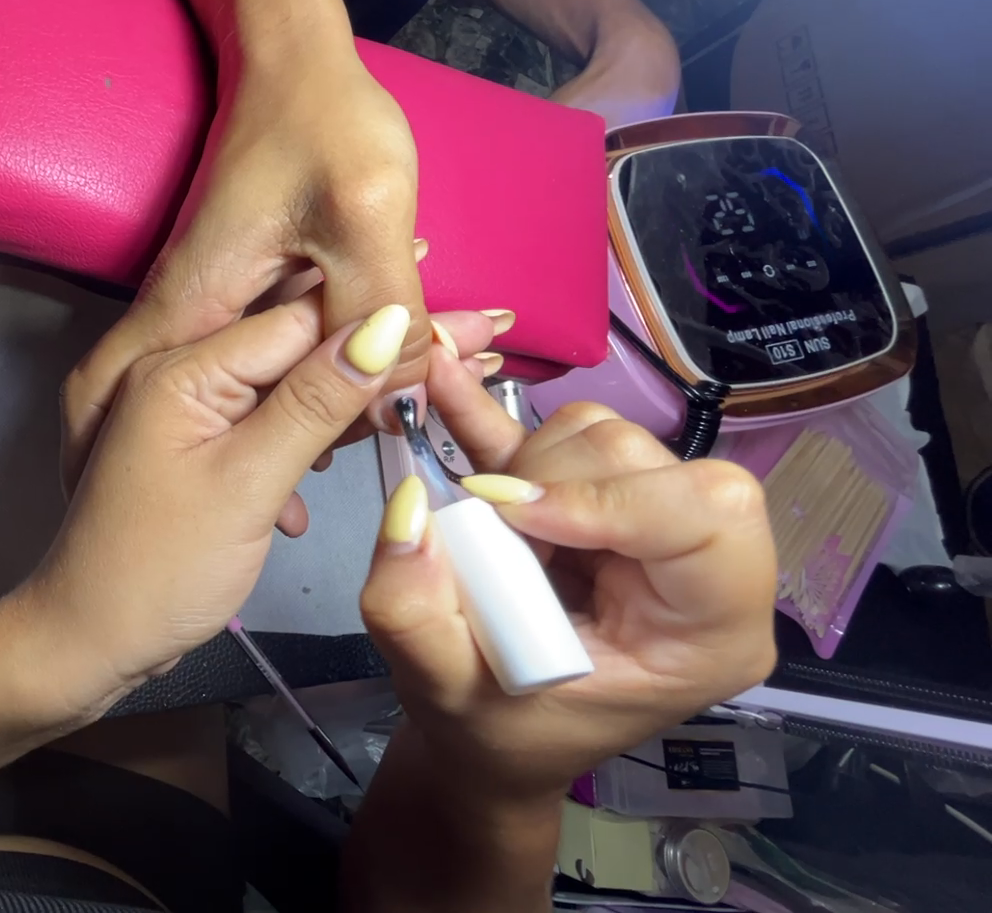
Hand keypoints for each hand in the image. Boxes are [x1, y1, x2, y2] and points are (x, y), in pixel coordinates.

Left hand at [13, 294, 500, 709]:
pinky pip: (261, 423)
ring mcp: (184, 412)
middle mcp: (178, 373)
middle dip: (373, 355)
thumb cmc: (161, 568)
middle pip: (292, 347)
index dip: (376, 323)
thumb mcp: (247, 483)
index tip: (460, 332)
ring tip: (419, 400)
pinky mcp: (195, 449)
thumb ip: (314, 403)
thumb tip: (385, 324)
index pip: (295, 319)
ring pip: (283, 388)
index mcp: (181, 368)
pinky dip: (302, 439)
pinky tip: (332, 463)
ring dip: (344, 401)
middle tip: (473, 343)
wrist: (93, 636)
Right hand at [61, 39, 427, 494]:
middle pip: (171, 420)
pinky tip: (334, 421)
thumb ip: (378, 307)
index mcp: (191, 314)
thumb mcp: (364, 213)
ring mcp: (197, 309)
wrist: (290, 61)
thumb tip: (392, 397)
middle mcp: (177, 321)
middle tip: (285, 521)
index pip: (145, 417)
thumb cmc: (320, 126)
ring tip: (314, 492)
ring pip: (213, 400)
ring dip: (260, 441)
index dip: (191, 477)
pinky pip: (241, 371)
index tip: (269, 521)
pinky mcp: (223, 297)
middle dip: (220, 473)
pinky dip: (280, 404)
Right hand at [359, 349, 778, 803]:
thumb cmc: (488, 729)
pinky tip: (444, 381)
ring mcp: (637, 527)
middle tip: (481, 521)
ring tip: (475, 509)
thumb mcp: (440, 688)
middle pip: (646, 461)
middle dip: (547, 476)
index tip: (504, 512)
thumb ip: (413, 610)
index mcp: (700, 631)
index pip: (705, 519)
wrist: (489, 732)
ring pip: (596, 436)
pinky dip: (490, 411)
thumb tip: (408, 506)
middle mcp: (690, 568)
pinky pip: (546, 435)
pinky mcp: (580, 502)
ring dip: (519, 457)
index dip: (602, 496)